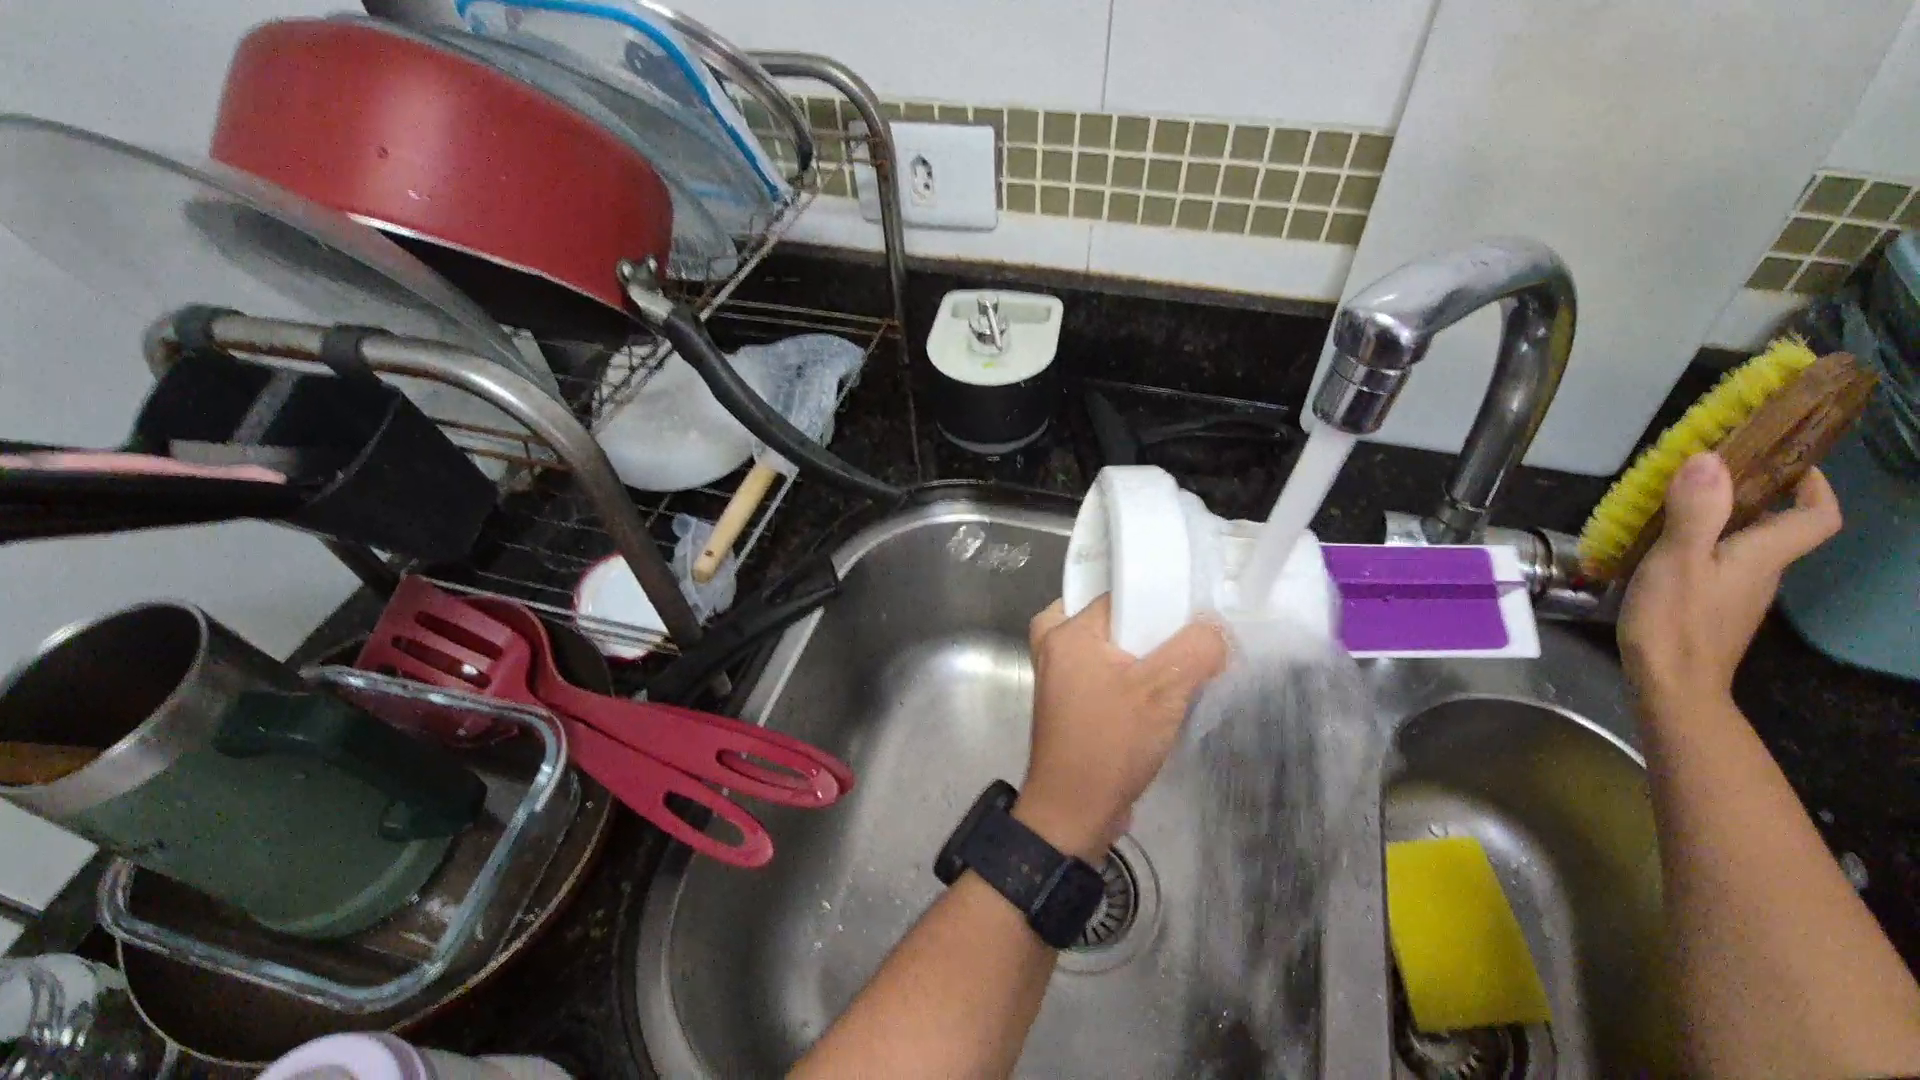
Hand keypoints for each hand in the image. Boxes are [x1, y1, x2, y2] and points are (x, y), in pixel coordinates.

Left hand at [1014, 595, 1227, 858]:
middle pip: (1120, 621)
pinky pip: (1111, 675)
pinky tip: (1170, 693)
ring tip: (1190, 665)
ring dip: (1151, 660)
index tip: (1199, 612)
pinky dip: (1137, 681)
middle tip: (1196, 638)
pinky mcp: (1074, 703)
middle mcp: (1056, 646)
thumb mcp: (1164, 690)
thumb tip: (1217, 629)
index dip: (1162, 600)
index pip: (1122, 594)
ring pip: (1118, 650)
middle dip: (1157, 631)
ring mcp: (1063, 677)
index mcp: (1066, 630)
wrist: (1074, 813)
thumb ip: (1198, 649)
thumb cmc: (1111, 743)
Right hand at [1618, 451, 1840, 706]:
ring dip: (1718, 521)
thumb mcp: (1678, 560)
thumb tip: (1710, 458)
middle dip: (1753, 495)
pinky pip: (1715, 567)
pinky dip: (1697, 549)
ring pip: (1742, 546)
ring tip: (1671, 507)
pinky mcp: (1711, 611)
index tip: (1785, 460)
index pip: (1817, 516)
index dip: (1813, 485)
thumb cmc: (1677, 622)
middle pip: (1775, 527)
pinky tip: (1658, 551)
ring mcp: (1736, 595)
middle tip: (1707, 474)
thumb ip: (1696, 511)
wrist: (1671, 688)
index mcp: (1763, 556)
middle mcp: (1760, 573)